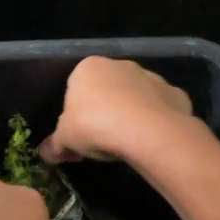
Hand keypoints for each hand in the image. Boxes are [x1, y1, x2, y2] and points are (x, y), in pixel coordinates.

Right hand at [40, 57, 198, 165]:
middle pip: (107, 90)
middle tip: (100, 141)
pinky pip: (159, 109)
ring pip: (134, 98)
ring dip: (129, 116)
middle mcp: (120, 65)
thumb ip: (55, 144)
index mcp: (88, 68)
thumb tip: (45, 153)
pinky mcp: (174, 93)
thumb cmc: (95, 125)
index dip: (76, 114)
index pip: (76, 88)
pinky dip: (155, 122)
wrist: (147, 131)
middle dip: (103, 112)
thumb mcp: (65, 138)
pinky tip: (150, 141)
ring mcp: (150, 77)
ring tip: (126, 145)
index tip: (78, 135)